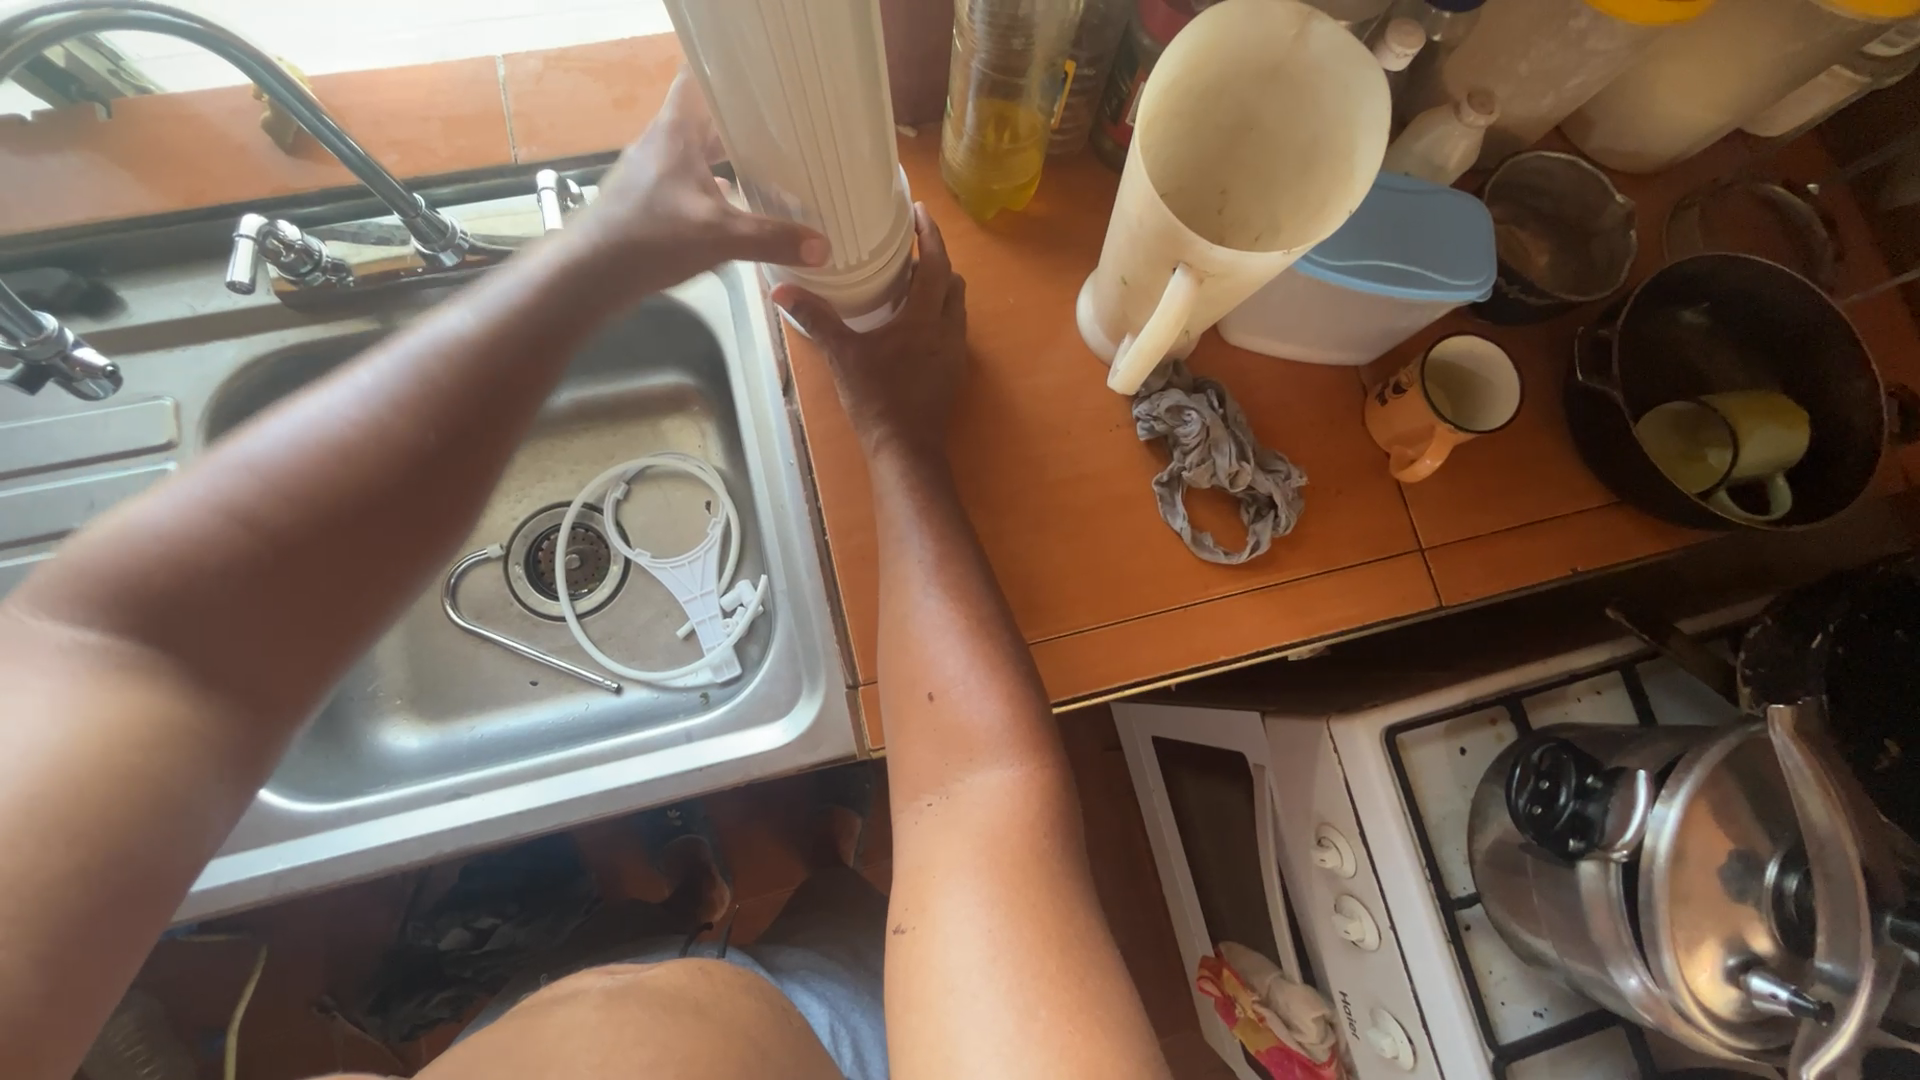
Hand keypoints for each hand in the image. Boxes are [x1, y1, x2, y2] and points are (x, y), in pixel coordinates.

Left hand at [570, 70, 828, 291]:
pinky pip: (691, 183)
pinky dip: (715, 189)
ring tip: (769, 167)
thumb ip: (772, 239)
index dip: (729, 76)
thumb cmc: (651, 237)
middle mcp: (662, 143)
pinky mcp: (651, 201)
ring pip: (698, 153)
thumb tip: (823, 247)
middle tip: (782, 131)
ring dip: (729, 158)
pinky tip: (737, 209)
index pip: (699, 79)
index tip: (764, 86)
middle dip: (742, 123)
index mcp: (676, 131)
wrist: (593, 273)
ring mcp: (654, 172)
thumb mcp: (720, 237)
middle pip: (705, 118)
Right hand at [774, 205, 967, 463]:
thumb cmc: (876, 399)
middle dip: (936, 261)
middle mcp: (949, 330)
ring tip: (910, 285)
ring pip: (957, 308)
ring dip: (940, 290)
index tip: (919, 211)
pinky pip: (953, 331)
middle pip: (953, 282)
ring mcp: (956, 353)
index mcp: (925, 318)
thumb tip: (780, 290)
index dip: (929, 234)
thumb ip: (816, 319)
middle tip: (909, 251)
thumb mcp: (843, 356)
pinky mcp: (955, 372)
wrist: (906, 448)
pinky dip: (939, 316)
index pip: (936, 263)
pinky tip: (914, 326)